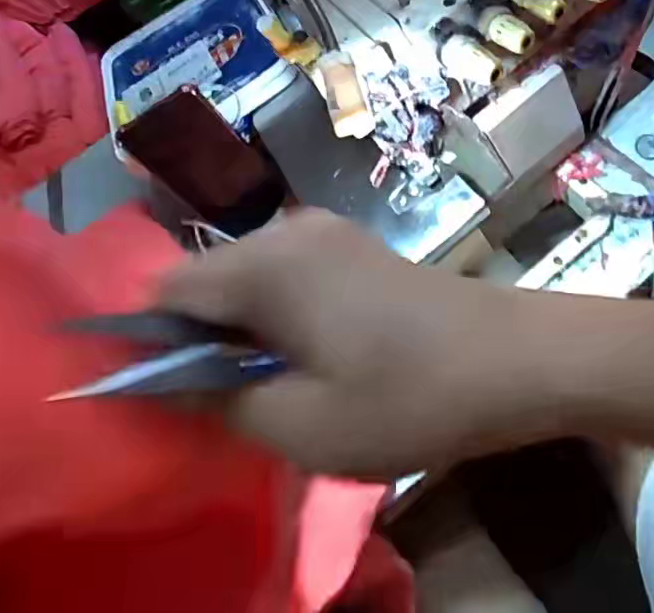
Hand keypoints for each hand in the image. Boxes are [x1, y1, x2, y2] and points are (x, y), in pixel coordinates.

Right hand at [159, 210, 564, 476]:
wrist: (507, 356)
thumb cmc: (403, 396)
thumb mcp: (299, 423)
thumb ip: (215, 400)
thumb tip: (158, 380)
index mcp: (265, 262)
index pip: (166, 288)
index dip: (146, 341)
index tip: (158, 395)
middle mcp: (287, 228)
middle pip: (207, 276)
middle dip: (196, 336)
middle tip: (220, 401)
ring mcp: (325, 229)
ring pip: (247, 272)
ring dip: (239, 324)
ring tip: (265, 381)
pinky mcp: (352, 243)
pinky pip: (286, 269)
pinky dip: (274, 308)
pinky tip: (304, 350)